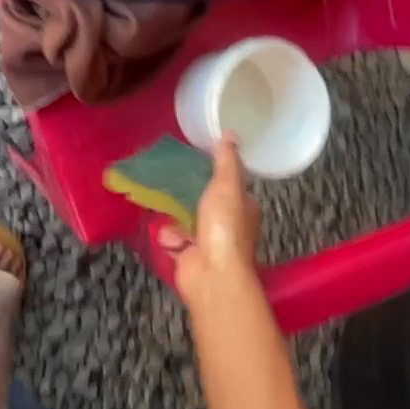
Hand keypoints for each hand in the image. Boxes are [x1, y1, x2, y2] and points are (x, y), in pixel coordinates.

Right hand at [158, 133, 260, 300]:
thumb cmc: (225, 227)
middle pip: (206, 202)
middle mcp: (229, 225)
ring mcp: (209, 243)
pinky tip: (170, 238)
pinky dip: (169, 238)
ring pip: (187, 221)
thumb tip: (231, 133)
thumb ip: (226, 160)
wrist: (212, 274)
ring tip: (165, 209)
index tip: (197, 161)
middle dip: (188, 195)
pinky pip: (174, 240)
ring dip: (175, 218)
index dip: (215, 174)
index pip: (231, 185)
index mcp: (244, 207)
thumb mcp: (227, 184)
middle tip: (171, 180)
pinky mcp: (190, 257)